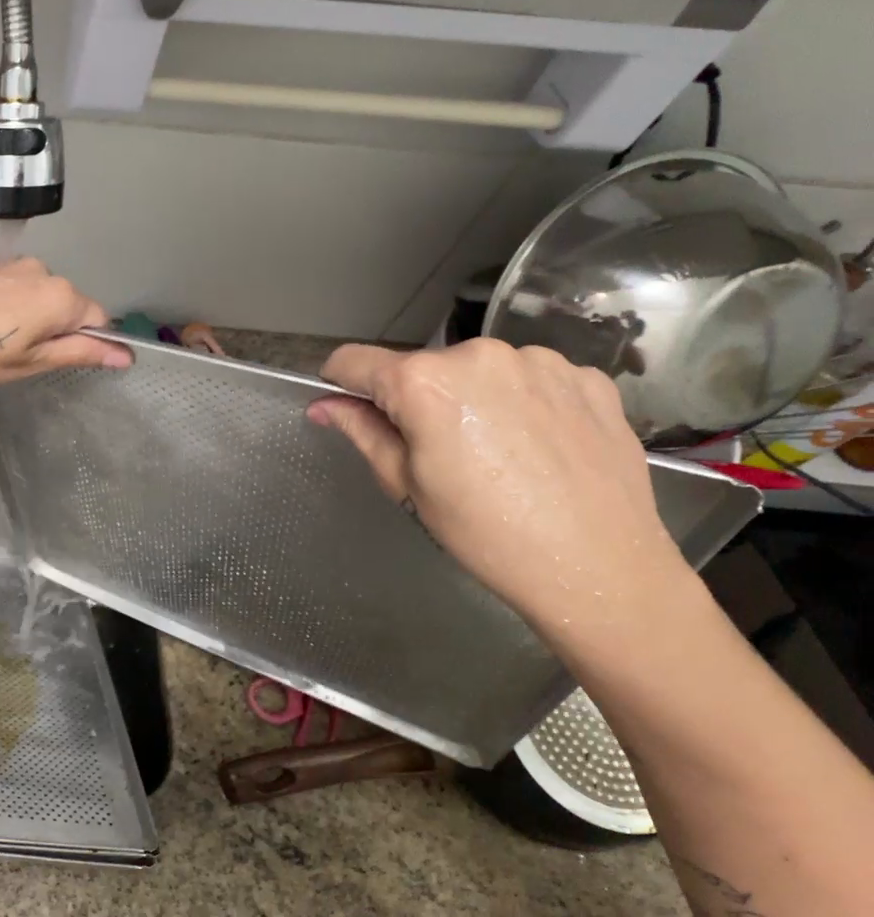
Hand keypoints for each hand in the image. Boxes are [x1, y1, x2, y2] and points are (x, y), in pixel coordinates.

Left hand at [0, 258, 131, 395]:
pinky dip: (0, 305)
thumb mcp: (30, 363)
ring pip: (32, 293)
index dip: (87, 343)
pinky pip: (4, 286)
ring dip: (24, 316)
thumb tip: (124, 355)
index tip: (61, 362)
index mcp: (57, 294)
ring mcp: (3, 264)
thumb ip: (81, 353)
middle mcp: (36, 269)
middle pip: (63, 302)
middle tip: (19, 358)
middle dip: (52, 329)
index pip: (96, 318)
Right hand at [310, 339, 689, 638]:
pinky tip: (538, 447)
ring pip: (478, 372)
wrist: (599, 568)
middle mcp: (480, 355)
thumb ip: (361, 431)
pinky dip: (523, 403)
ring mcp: (541, 362)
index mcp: (424, 382)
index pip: (354, 361)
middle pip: (421, 367)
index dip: (341, 385)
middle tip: (438, 452)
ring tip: (496, 451)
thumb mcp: (405, 484)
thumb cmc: (486, 532)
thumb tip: (324, 405)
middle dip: (417, 400)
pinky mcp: (588, 378)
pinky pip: (532, 379)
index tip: (349, 411)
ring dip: (472, 398)